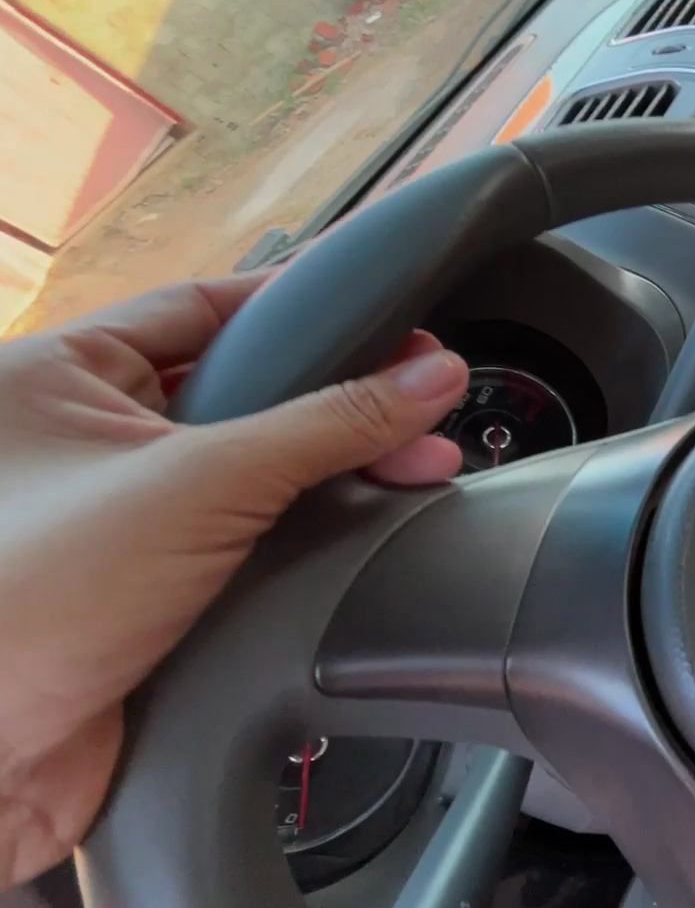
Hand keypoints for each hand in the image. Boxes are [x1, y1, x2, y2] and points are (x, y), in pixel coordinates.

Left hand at [0, 274, 470, 886]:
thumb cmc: (27, 599)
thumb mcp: (202, 482)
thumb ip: (336, 420)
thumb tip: (440, 372)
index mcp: (53, 378)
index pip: (210, 308)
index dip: (309, 308)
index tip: (397, 319)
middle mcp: (93, 435)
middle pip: (259, 387)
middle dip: (356, 399)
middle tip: (433, 404)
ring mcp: (136, 506)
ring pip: (274, 457)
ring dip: (354, 459)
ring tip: (428, 466)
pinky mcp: (174, 569)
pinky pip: (272, 517)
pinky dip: (330, 511)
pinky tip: (383, 509)